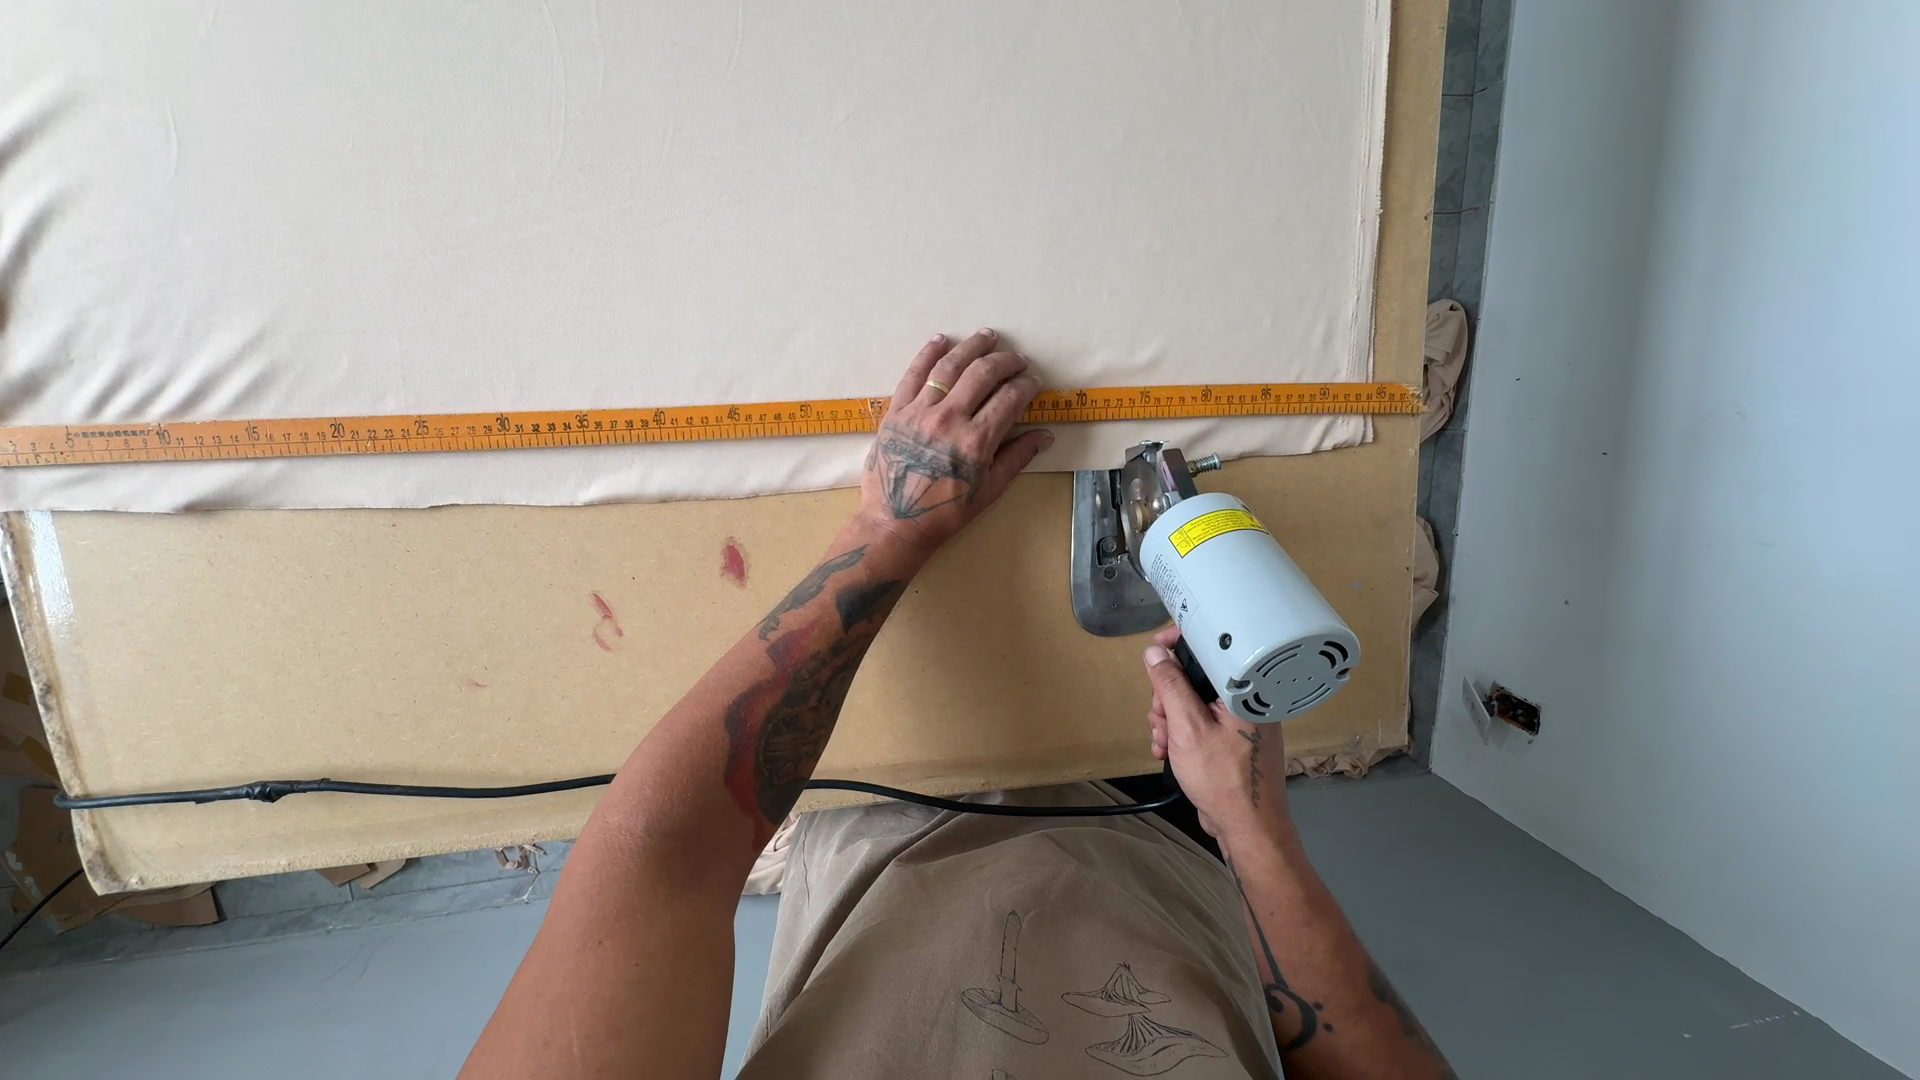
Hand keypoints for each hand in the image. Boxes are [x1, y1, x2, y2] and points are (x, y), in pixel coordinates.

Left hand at [857, 329, 1053, 552]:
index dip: (1026, 385)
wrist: (895, 523)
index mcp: (976, 441)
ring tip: (987, 337)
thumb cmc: (946, 513)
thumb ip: (1017, 458)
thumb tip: (1045, 435)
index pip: (1009, 398)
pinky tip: (942, 340)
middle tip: (1017, 359)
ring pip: (950, 366)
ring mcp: (920, 412)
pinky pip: (913, 374)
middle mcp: (949, 419)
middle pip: (983, 374)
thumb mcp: (989, 490)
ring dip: (972, 347)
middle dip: (1006, 362)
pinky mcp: (896, 412)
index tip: (1033, 381)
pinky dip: (928, 353)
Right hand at [1143, 624, 1292, 844]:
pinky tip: (1169, 753)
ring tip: (1164, 744)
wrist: (1248, 830)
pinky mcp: (1231, 740)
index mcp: (1241, 689)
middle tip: (1161, 721)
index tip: (1152, 652)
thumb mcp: (1187, 727)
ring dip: (1168, 720)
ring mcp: (1238, 722)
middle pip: (1192, 678)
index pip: (1207, 649)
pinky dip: (1179, 734)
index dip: (1176, 646)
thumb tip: (1154, 651)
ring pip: (1190, 703)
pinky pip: (1197, 723)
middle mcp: (1243, 700)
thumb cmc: (1222, 777)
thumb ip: (1170, 685)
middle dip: (1166, 699)